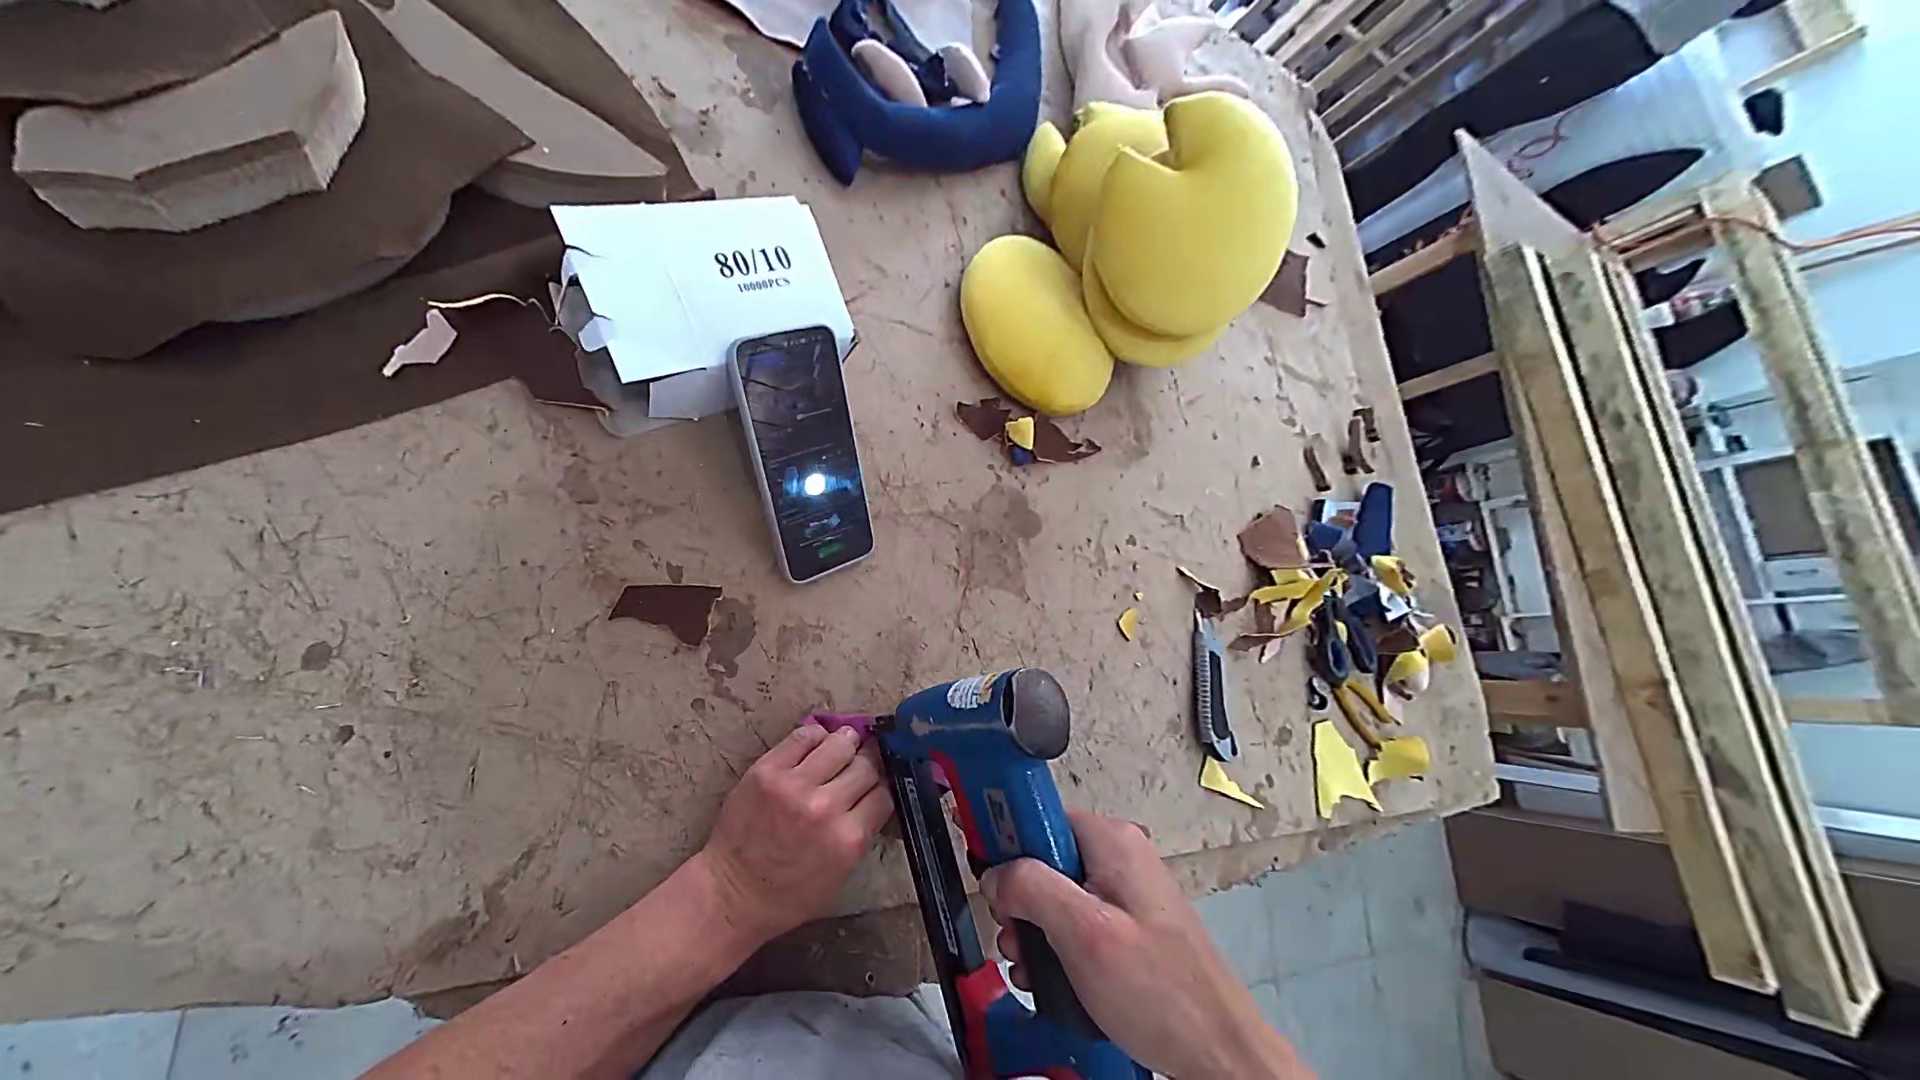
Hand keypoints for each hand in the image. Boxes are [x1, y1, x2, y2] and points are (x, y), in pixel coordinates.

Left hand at [697, 723, 893, 943]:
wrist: (733, 893)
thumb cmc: (790, 892)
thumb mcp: (841, 872)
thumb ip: (862, 830)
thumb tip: (876, 789)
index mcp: (848, 839)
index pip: (883, 793)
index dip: (881, 786)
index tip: (875, 784)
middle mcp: (825, 808)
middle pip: (865, 765)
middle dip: (867, 764)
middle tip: (860, 763)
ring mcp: (794, 786)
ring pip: (839, 744)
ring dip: (846, 743)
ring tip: (842, 746)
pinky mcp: (767, 771)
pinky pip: (803, 736)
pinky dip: (816, 736)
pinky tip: (816, 744)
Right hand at [981, 811, 1311, 1079]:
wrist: (1218, 1054)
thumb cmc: (1163, 995)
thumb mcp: (1084, 934)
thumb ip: (1031, 889)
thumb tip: (995, 874)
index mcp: (1112, 840)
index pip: (1038, 816)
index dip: (1006, 841)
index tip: (986, 871)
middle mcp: (1118, 854)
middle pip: (1043, 856)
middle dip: (1019, 899)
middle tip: (1015, 938)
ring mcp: (1123, 889)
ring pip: (1055, 891)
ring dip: (1034, 928)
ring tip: (1032, 966)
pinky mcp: (1126, 921)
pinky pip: (1075, 916)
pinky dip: (1056, 943)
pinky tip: (1051, 975)